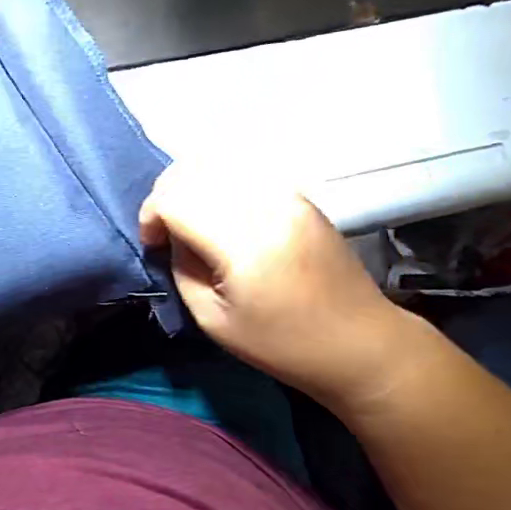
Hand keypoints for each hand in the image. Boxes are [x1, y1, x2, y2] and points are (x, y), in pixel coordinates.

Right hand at [139, 164, 421, 411]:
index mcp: (244, 242)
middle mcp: (267, 205)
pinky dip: (222, 186)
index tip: (153, 244)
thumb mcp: (214, 320)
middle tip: (166, 232)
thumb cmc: (283, 345)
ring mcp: (288, 195)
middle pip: (194, 171)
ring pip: (220, 164)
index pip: (175, 198)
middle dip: (167, 195)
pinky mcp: (301, 197)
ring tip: (192, 222)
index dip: (151, 216)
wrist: (359, 342)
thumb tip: (173, 237)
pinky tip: (222, 216)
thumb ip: (184, 269)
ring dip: (193, 186)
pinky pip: (247, 174)